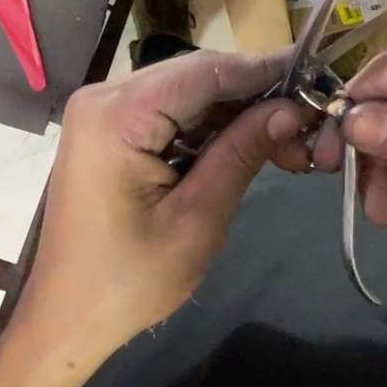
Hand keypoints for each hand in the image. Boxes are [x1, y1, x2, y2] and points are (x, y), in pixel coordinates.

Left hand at [11, 51, 308, 365]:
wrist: (68, 316)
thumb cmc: (129, 281)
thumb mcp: (197, 219)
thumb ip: (241, 154)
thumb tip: (291, 110)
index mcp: (116, 116)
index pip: (204, 71)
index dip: (264, 71)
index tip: (317, 77)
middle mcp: (102, 98)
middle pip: (194, 77)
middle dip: (253, 97)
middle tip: (309, 126)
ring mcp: (100, 114)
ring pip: (184, 95)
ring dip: (234, 116)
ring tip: (287, 147)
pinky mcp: (105, 134)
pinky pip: (166, 116)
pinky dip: (206, 131)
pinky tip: (245, 149)